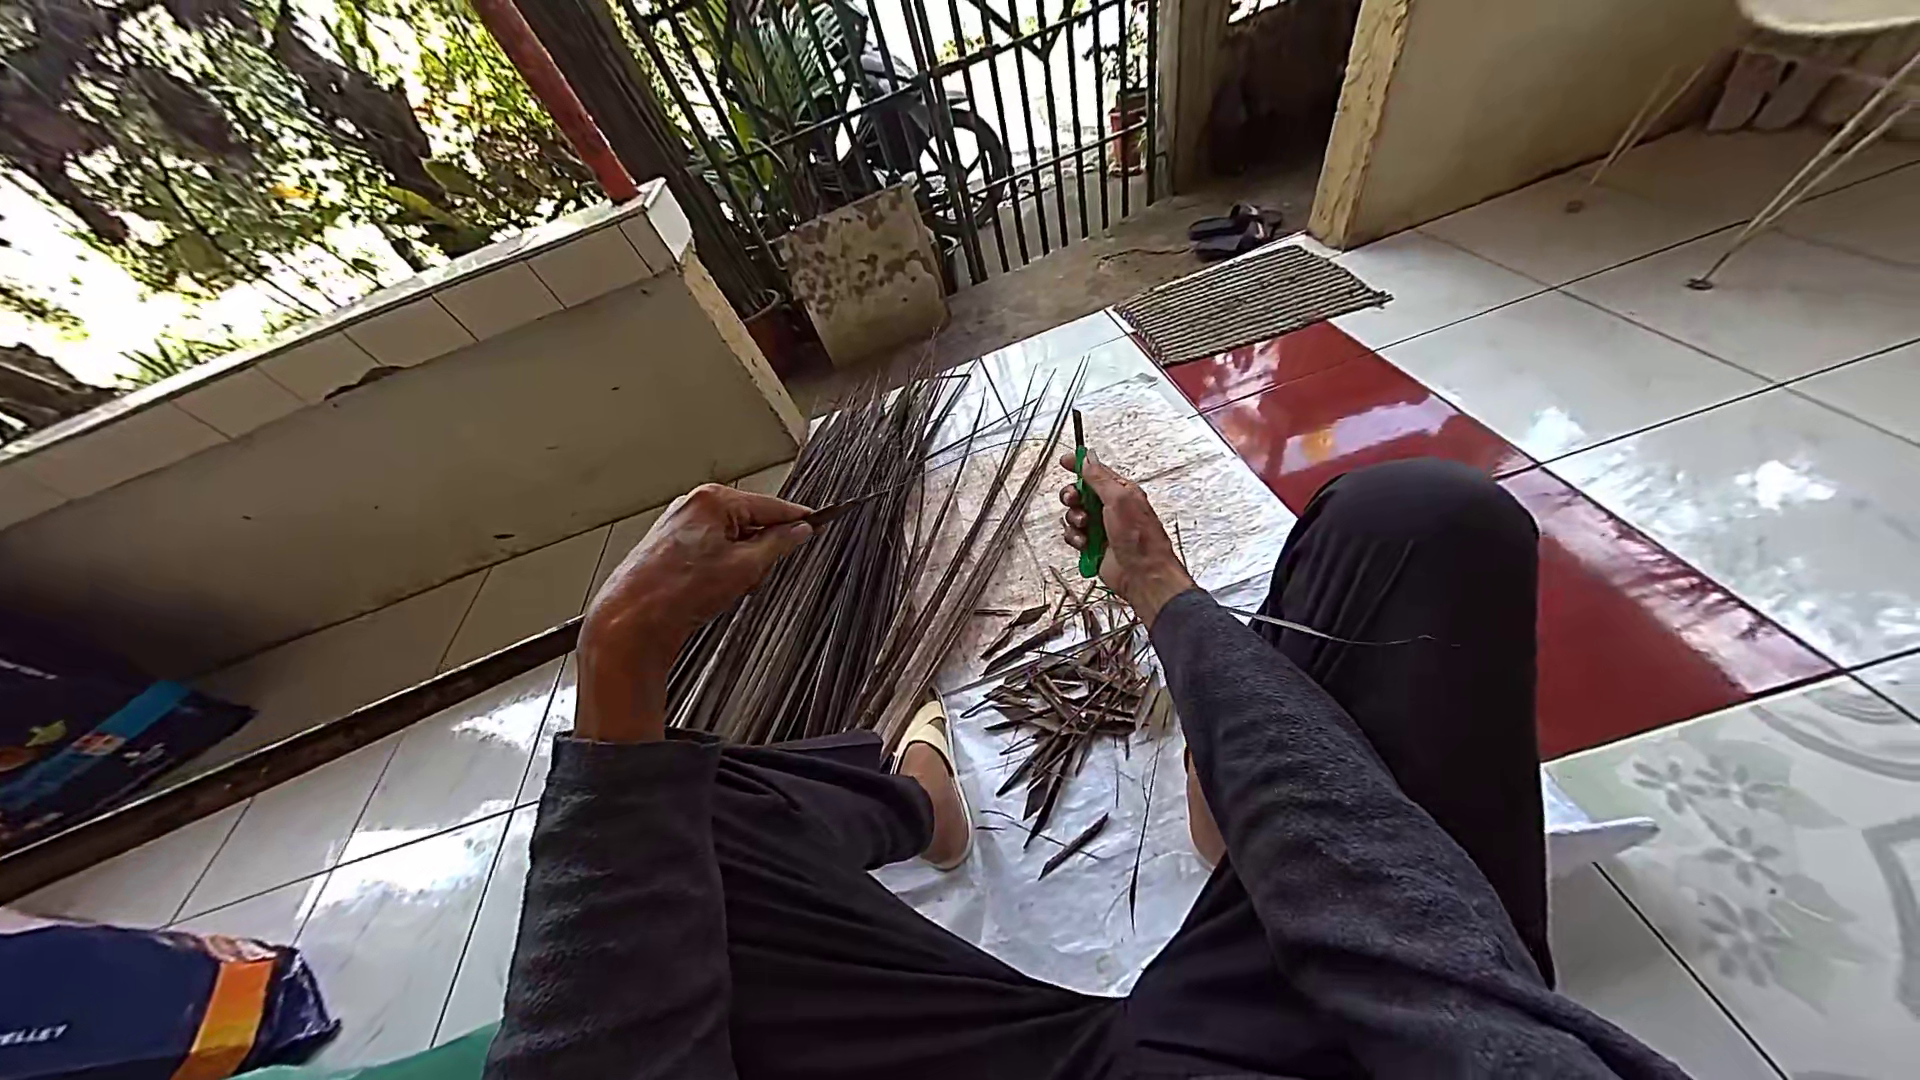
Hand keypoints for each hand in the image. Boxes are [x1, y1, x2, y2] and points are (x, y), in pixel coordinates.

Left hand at [577, 484, 813, 741]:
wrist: (631, 623)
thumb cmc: (674, 592)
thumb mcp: (746, 567)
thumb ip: (779, 543)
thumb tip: (798, 531)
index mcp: (711, 500)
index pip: (770, 505)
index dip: (796, 519)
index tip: (816, 524)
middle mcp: (692, 506)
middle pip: (751, 522)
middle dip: (761, 550)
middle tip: (755, 575)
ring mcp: (679, 526)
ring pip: (733, 540)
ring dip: (742, 564)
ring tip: (727, 588)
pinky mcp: (671, 546)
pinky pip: (714, 551)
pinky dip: (723, 569)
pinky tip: (712, 591)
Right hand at [1058, 450, 1194, 628]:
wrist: (1142, 574)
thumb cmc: (1140, 538)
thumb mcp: (1119, 500)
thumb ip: (1100, 478)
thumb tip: (1089, 459)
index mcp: (1122, 492)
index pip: (1096, 472)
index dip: (1080, 465)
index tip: (1065, 461)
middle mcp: (1111, 508)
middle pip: (1080, 494)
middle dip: (1072, 496)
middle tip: (1073, 500)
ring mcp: (1101, 527)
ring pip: (1074, 515)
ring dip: (1074, 520)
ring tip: (1085, 526)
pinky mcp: (1093, 545)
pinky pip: (1073, 535)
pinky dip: (1075, 538)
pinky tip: (1084, 543)